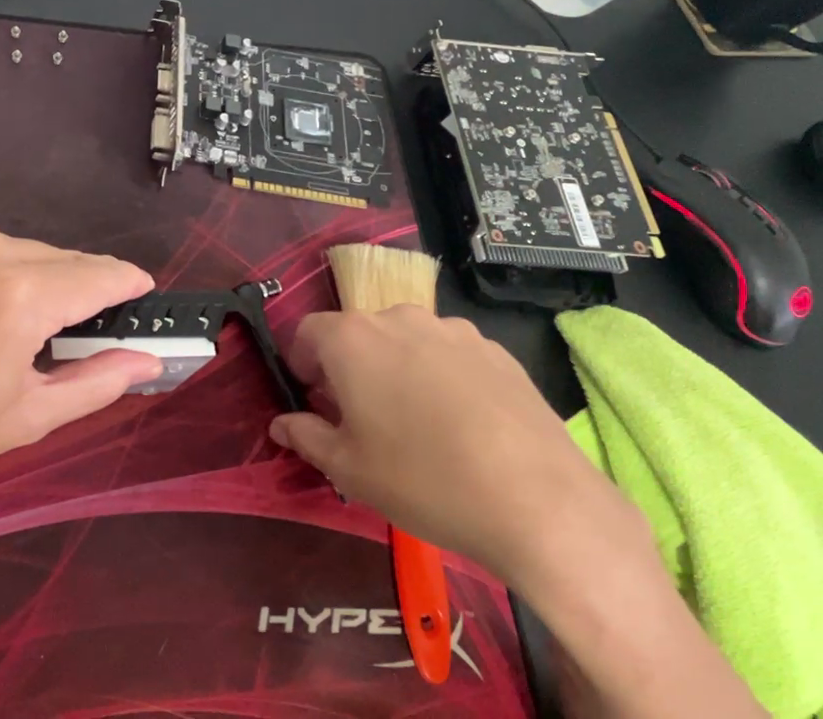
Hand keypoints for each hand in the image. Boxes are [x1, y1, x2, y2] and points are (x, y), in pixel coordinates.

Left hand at [0, 210, 159, 597]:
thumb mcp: (26, 417)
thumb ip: (98, 381)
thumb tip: (149, 360)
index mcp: (21, 296)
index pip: (103, 273)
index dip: (127, 287)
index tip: (135, 300)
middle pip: (57, 259)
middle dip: (66, 292)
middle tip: (45, 337)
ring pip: (9, 248)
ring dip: (15, 277)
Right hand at [268, 307, 640, 588]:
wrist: (540, 503)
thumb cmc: (423, 480)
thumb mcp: (348, 468)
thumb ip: (306, 436)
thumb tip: (283, 423)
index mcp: (353, 339)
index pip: (308, 332)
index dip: (301, 364)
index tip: (312, 400)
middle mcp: (401, 319)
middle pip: (359, 334)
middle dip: (349, 368)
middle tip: (358, 418)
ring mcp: (456, 332)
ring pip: (407, 343)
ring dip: (396, 370)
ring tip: (414, 424)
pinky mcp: (500, 353)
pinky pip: (450, 356)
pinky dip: (440, 378)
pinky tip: (459, 427)